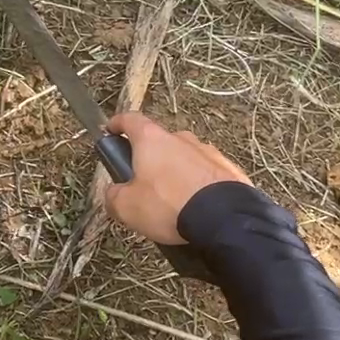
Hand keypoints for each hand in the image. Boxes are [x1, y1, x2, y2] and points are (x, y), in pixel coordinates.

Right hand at [103, 113, 251, 245]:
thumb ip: (113, 196)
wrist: (224, 219)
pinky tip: (197, 206)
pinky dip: (198, 184)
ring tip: (173, 201)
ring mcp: (207, 151)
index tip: (111, 130)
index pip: (130, 120)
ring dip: (175, 171)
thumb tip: (113, 192)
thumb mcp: (127, 207)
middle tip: (142, 182)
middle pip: (158, 141)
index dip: (117, 123)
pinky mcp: (228, 169)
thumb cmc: (169, 205)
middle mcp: (180, 138)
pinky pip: (206, 173)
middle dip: (149, 157)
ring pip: (184, 156)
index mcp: (152, 139)